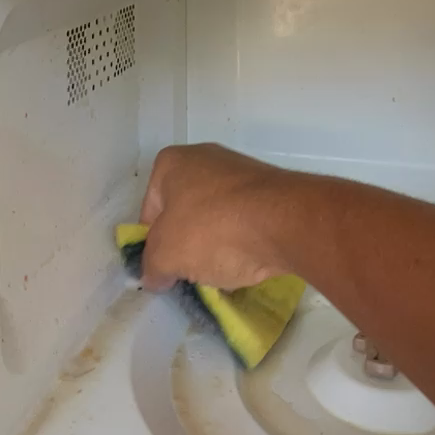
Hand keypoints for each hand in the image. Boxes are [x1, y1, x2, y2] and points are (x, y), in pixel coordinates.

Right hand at [137, 144, 301, 291]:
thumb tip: (155, 276)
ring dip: (215, 244)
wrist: (283, 221)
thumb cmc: (213, 228)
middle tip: (192, 270)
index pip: (150, 210)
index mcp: (173, 162)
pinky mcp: (268, 189)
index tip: (164, 268)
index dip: (153, 243)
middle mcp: (205, 158)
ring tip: (222, 269)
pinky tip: (247, 260)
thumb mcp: (166, 253)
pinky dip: (242, 241)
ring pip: (215, 218)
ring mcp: (240, 171)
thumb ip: (152, 265)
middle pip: (184, 212)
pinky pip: (244, 221)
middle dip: (186, 243)